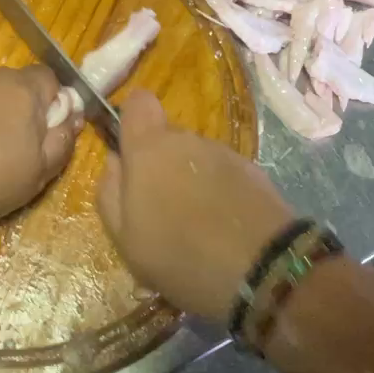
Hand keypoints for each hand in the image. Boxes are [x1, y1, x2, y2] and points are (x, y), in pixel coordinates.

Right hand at [97, 90, 297, 322]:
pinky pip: (223, 173)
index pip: (137, 102)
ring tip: (197, 226)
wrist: (263, 270)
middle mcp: (186, 139)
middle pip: (167, 137)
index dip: (132, 121)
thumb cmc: (180, 256)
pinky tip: (224, 227)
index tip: (130, 154)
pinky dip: (219, 192)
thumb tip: (114, 162)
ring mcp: (223, 153)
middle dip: (162, 164)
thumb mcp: (125, 239)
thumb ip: (109, 192)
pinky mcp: (253, 171)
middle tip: (163, 210)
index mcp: (149, 148)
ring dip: (192, 180)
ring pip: (196, 156)